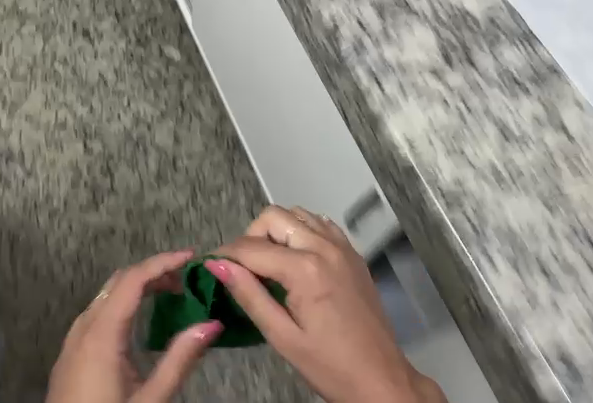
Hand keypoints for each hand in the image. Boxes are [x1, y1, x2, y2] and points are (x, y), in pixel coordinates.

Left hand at [47, 249, 222, 402]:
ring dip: (137, 287)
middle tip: (185, 279)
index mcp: (102, 332)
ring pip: (106, 295)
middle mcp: (83, 326)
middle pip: (120, 281)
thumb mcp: (150, 399)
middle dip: (153, 271)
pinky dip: (122, 303)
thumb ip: (180, 359)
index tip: (191, 257)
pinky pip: (97, 313)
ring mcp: (72, 340)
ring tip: (169, 295)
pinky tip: (139, 321)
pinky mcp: (69, 354)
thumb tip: (212, 324)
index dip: (163, 261)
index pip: (134, 278)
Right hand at [207, 207, 444, 402]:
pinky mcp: (353, 252)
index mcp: (305, 269)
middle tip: (244, 267)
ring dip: (277, 230)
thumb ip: (249, 295)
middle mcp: (324, 246)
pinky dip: (302, 231)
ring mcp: (342, 245)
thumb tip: (218, 265)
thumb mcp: (283, 337)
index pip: (252, 248)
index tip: (210, 263)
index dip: (226, 254)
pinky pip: (320, 223)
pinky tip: (297, 258)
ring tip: (269, 263)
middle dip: (251, 236)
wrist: (382, 379)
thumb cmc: (330, 366)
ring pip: (297, 214)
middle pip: (274, 216)